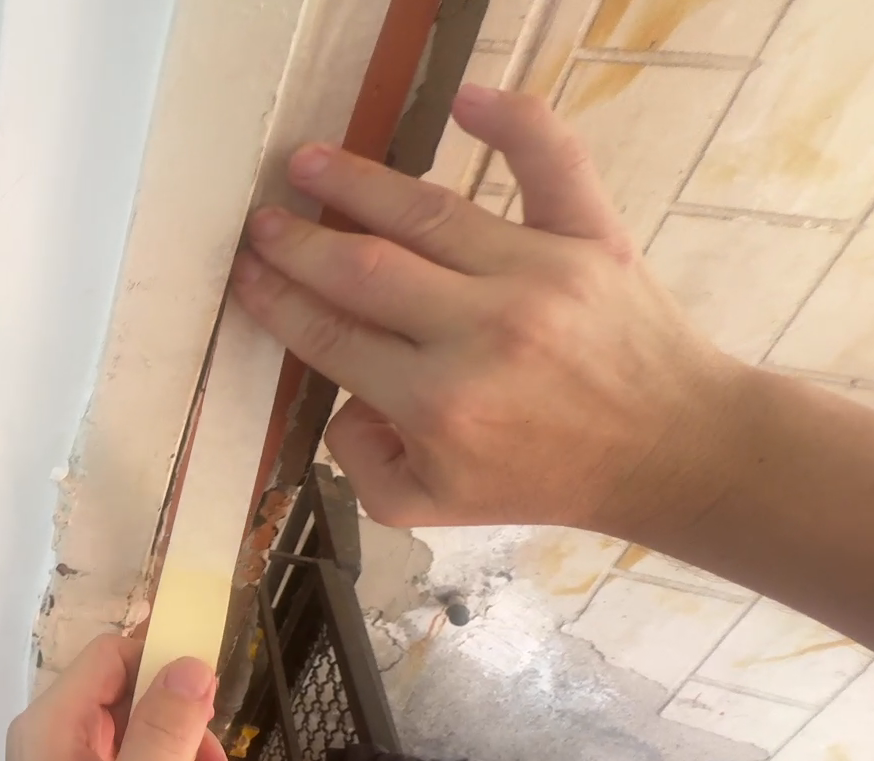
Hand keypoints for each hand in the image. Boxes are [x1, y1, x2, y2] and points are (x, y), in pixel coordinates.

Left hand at [0, 636, 244, 760]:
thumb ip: (162, 737)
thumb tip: (193, 661)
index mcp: (53, 725)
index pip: (111, 653)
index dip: (165, 655)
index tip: (219, 692)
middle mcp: (51, 730)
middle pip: (127, 686)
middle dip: (182, 719)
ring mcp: (61, 758)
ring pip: (135, 721)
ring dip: (181, 751)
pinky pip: (127, 755)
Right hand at [229, 85, 748, 539]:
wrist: (672, 450)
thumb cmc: (534, 480)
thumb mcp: (418, 505)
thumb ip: (354, 460)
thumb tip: (342, 397)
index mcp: (432, 401)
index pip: (330, 336)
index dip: (277, 301)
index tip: (244, 275)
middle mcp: (477, 331)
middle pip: (362, 270)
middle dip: (299, 242)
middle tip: (260, 221)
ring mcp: (538, 275)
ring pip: (427, 214)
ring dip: (357, 183)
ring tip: (305, 161)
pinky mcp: (593, 239)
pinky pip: (553, 166)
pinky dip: (514, 122)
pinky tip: (465, 97)